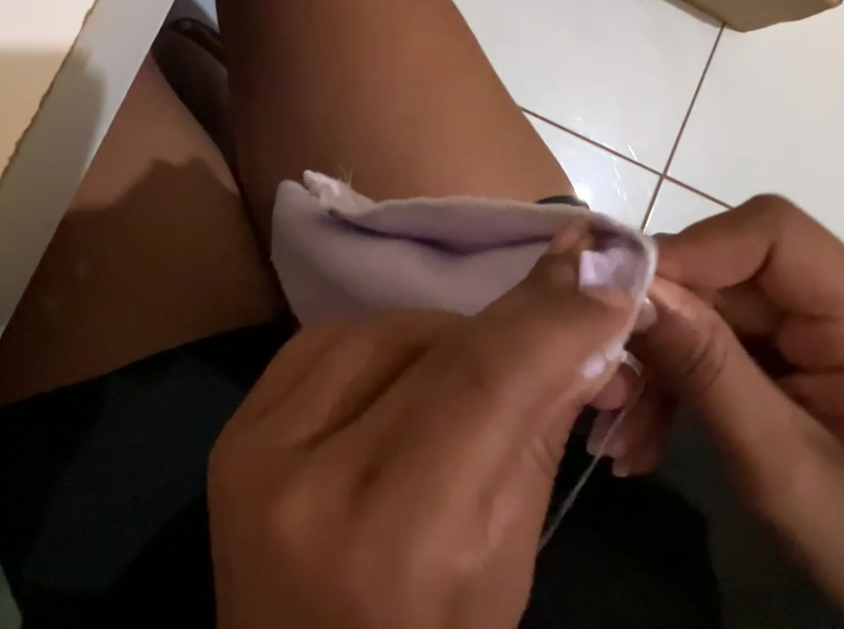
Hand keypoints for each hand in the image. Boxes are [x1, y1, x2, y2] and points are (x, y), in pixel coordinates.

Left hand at [208, 225, 635, 628]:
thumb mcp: (505, 566)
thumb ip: (537, 435)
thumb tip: (587, 325)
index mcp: (393, 538)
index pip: (485, 383)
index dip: (554, 318)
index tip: (610, 277)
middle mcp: (309, 478)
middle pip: (434, 343)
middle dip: (517, 319)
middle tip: (569, 318)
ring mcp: (255, 446)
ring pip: (383, 326)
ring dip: (450, 334)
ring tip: (480, 374)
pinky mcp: (233, 427)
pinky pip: (327, 338)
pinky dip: (387, 340)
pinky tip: (411, 370)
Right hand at [611, 196, 843, 628]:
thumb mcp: (776, 465)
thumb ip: (707, 369)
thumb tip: (636, 290)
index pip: (775, 234)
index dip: (693, 250)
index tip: (625, 299)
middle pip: (733, 270)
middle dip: (666, 322)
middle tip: (611, 384)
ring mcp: (833, 315)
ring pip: (715, 301)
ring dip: (664, 357)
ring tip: (627, 428)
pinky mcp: (807, 335)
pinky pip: (724, 329)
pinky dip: (683, 370)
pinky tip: (652, 424)